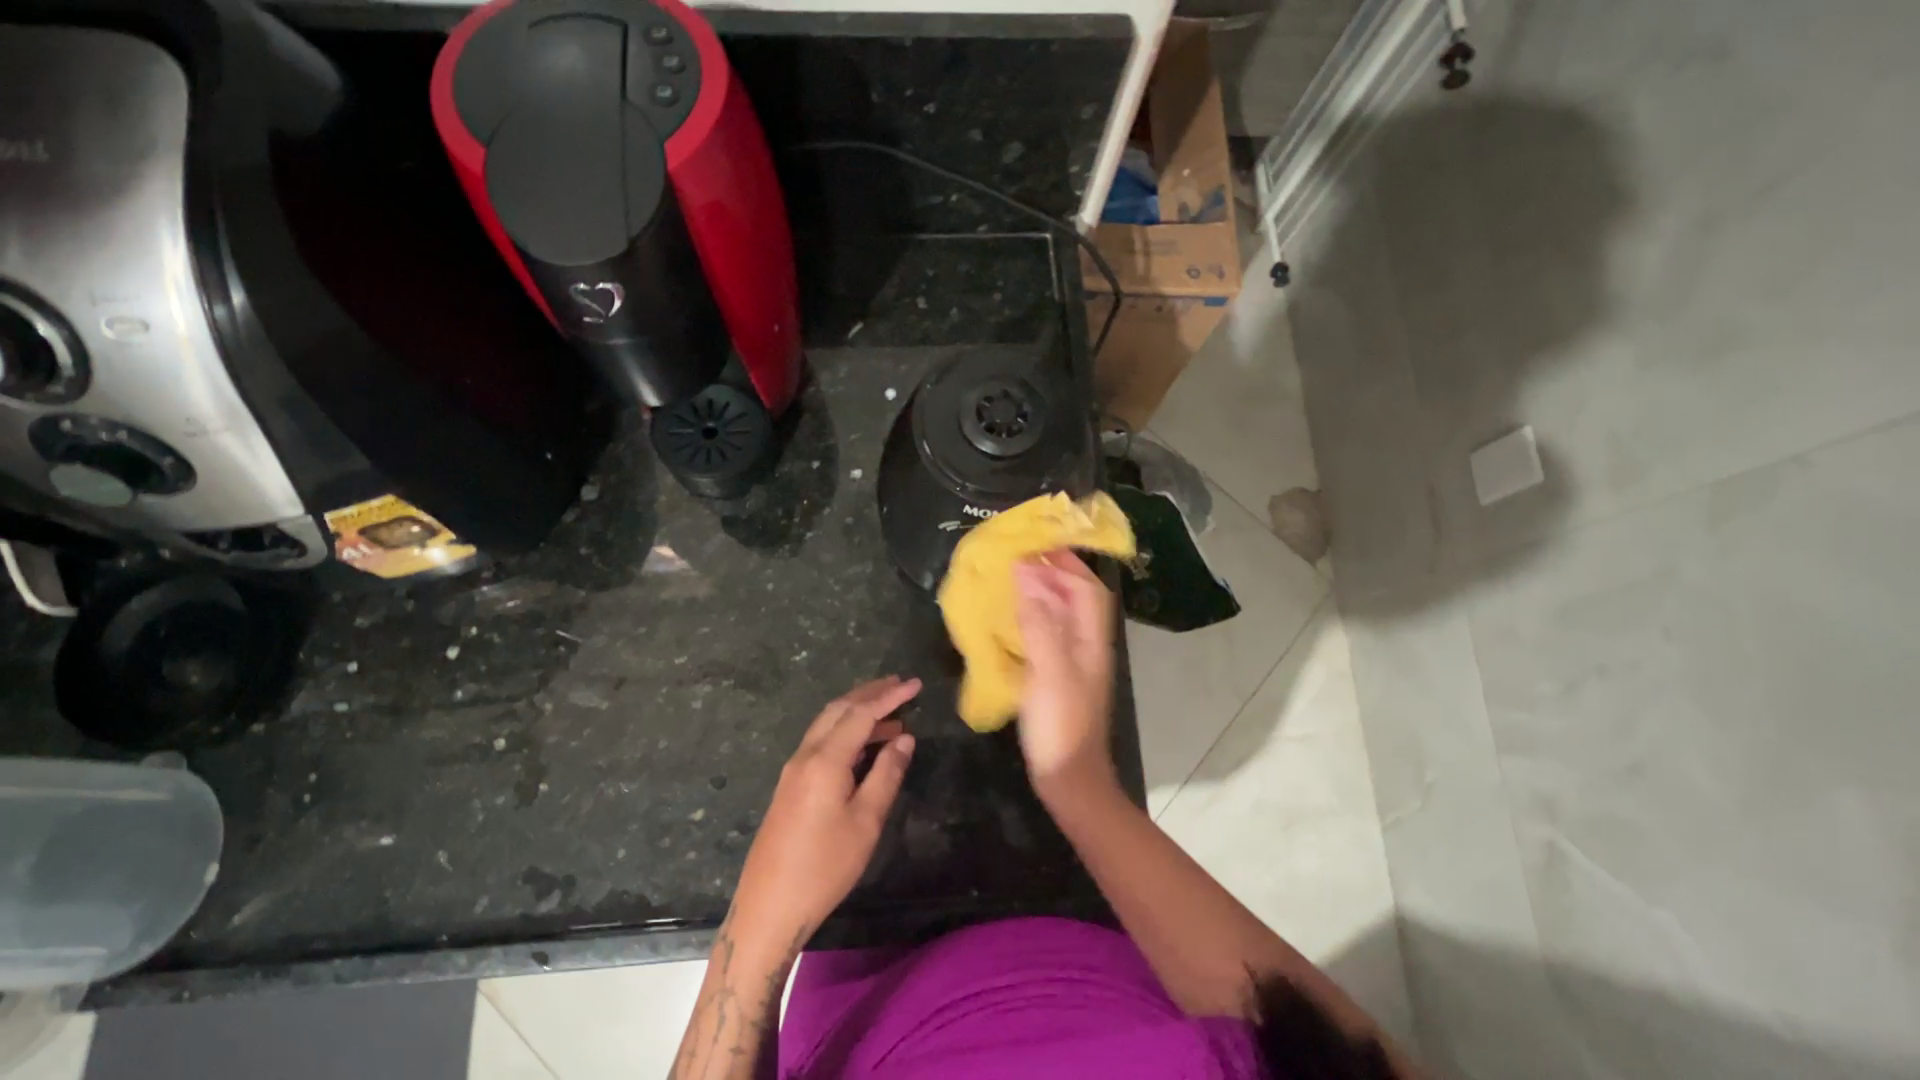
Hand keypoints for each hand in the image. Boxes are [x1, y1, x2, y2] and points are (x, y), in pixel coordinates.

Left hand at [730, 676, 919, 945]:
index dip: (889, 696)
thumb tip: (904, 738)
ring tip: (892, 718)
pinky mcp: (790, 787)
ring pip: (827, 726)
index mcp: (825, 760)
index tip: (915, 684)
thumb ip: (886, 775)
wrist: (770, 905)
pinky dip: (846, 733)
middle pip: (838, 710)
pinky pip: (820, 743)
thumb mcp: (866, 822)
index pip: (861, 714)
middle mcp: (805, 756)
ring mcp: (793, 771)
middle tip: (900, 685)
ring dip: (857, 714)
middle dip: (869, 694)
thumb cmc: (825, 866)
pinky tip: (865, 747)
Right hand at [1013, 552, 1118, 799]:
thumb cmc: (1061, 725)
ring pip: (1061, 617)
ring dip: (1040, 595)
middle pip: (1075, 599)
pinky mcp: (1057, 681)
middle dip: (1051, 573)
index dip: (1066, 562)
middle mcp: (1086, 647)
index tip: (1036, 543)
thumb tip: (1027, 573)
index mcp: (1091, 641)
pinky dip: (1030, 622)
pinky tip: (1007, 623)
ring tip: (1008, 582)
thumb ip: (1040, 621)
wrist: (1069, 779)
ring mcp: (1073, 665)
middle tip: (1016, 558)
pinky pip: (1047, 638)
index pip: (1086, 587)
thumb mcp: (1050, 670)